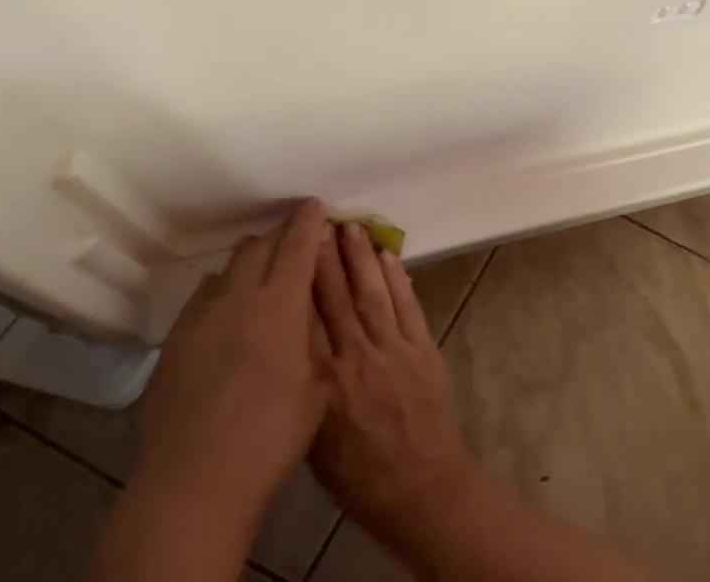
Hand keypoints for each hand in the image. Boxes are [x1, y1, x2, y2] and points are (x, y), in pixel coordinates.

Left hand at [131, 199, 331, 519]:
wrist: (196, 480)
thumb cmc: (273, 436)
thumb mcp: (318, 386)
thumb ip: (315, 339)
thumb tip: (311, 311)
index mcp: (281, 307)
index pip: (298, 248)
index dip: (309, 224)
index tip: (316, 206)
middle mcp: (239, 300)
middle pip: (260, 248)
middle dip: (282, 234)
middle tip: (297, 234)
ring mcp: (201, 319)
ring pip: (229, 269)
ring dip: (251, 259)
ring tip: (263, 264)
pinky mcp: (176, 342)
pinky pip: (203, 297)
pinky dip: (222, 288)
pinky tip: (227, 304)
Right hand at [309, 223, 477, 529]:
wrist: (417, 486)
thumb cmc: (357, 472)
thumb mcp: (312, 436)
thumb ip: (303, 387)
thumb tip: (286, 350)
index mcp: (322, 381)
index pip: (304, 320)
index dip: (296, 282)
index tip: (287, 251)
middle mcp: (355, 357)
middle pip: (337, 298)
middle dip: (326, 258)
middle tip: (317, 222)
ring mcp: (393, 350)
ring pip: (373, 294)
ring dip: (361, 259)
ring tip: (351, 228)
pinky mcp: (423, 349)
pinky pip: (408, 307)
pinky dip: (398, 280)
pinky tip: (387, 258)